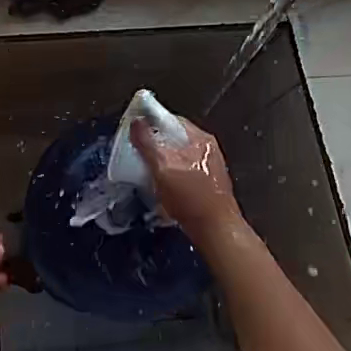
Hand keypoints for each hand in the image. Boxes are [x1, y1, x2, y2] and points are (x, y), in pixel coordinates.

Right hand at [132, 117, 243, 237]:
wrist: (215, 229)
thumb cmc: (190, 197)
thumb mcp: (163, 167)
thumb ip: (147, 143)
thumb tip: (136, 121)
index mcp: (200, 139)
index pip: (172, 120)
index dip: (152, 123)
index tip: (135, 132)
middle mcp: (207, 149)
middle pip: (175, 139)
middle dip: (156, 145)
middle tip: (138, 153)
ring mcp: (209, 167)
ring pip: (179, 157)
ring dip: (163, 163)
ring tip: (147, 172)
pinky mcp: (208, 185)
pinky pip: (185, 172)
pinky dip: (171, 176)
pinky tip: (162, 188)